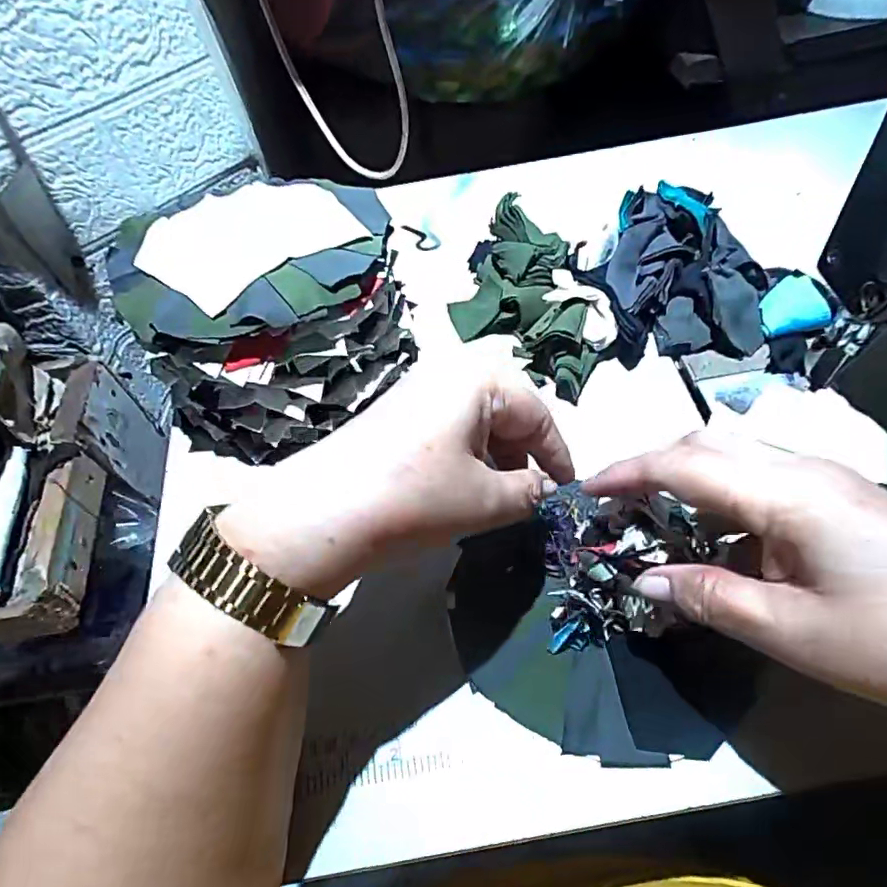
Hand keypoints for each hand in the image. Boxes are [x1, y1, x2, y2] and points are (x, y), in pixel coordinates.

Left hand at [215, 353, 573, 598]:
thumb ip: (532, 492)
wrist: (320, 516)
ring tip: (499, 498)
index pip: (539, 415)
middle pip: (509, 411)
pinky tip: (464, 488)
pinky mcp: (397, 412)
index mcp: (480, 378)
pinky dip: (469, 455)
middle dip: (526, 455)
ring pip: (480, 420)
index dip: (558, 456)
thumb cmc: (417, 499)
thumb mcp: (487, 501)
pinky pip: (451, 426)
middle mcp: (449, 371)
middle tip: (533, 495)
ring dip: (498, 457)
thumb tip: (547, 489)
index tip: (567, 490)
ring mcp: (418, 388)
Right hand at [585, 432, 886, 765]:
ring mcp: (829, 485)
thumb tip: (645, 581)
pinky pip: (767, 492)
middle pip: (710, 448)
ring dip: (689, 491)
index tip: (585, 493)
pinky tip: (718, 552)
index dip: (627, 472)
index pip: (685, 461)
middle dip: (653, 471)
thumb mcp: (790, 630)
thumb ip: (709, 597)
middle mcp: (804, 469)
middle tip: (615, 515)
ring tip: (655, 535)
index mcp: (786, 490)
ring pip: (739, 467)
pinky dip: (726, 511)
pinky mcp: (845, 506)